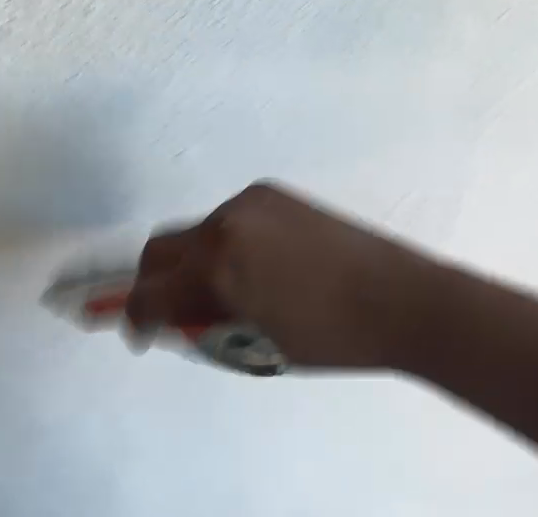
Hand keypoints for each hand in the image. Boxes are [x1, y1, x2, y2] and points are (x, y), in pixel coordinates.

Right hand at [123, 181, 440, 369]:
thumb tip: (170, 319)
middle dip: (153, 279)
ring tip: (232, 290)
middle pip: (159, 248)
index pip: (151, 292)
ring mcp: (245, 203)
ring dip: (195, 261)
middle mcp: (221, 226)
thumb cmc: (332, 339)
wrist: (402, 298)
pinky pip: (227, 219)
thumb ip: (205, 327)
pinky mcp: (267, 191)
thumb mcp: (258, 346)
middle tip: (169, 308)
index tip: (138, 331)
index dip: (135, 315)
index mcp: (219, 271)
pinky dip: (226, 243)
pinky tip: (260, 264)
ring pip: (195, 233)